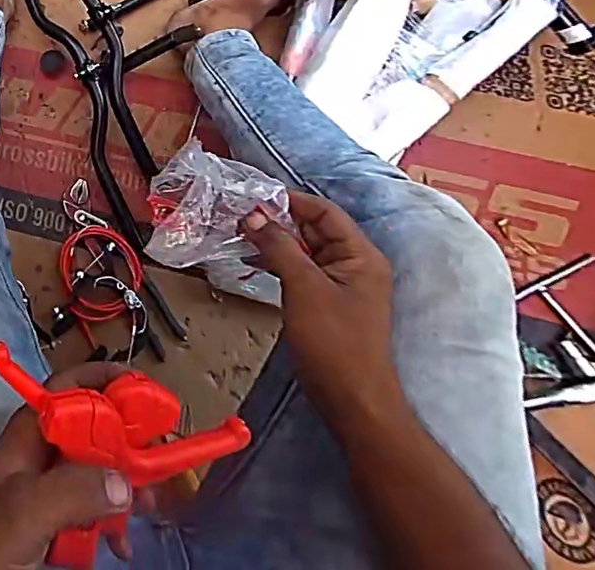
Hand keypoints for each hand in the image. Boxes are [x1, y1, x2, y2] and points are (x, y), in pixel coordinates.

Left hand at [0, 363, 135, 569]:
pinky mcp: (52, 517)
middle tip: (161, 472)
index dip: (106, 384)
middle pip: (92, 430)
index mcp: (30, 432)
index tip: (149, 395)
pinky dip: (111, 521)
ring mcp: (46, 484)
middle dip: (128, 446)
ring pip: (97, 471)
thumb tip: (124, 481)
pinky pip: (91, 507)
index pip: (69, 389)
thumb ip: (71, 490)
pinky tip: (119, 544)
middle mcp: (40, 450)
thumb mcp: (25, 510)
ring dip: (124, 489)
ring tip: (145, 513)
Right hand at [241, 192, 399, 417]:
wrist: (350, 397)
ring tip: (234, 231)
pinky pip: (295, 265)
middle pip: (310, 227)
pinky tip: (247, 256)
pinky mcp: (321, 297)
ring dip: (269, 237)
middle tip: (234, 212)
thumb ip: (278, 246)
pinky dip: (272, 257)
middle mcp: (351, 263)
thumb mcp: (304, 286)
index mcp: (360, 256)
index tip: (250, 197)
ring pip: (300, 246)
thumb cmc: (334, 340)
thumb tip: (252, 214)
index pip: (324, 212)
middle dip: (274, 218)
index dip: (289, 201)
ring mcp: (336, 281)